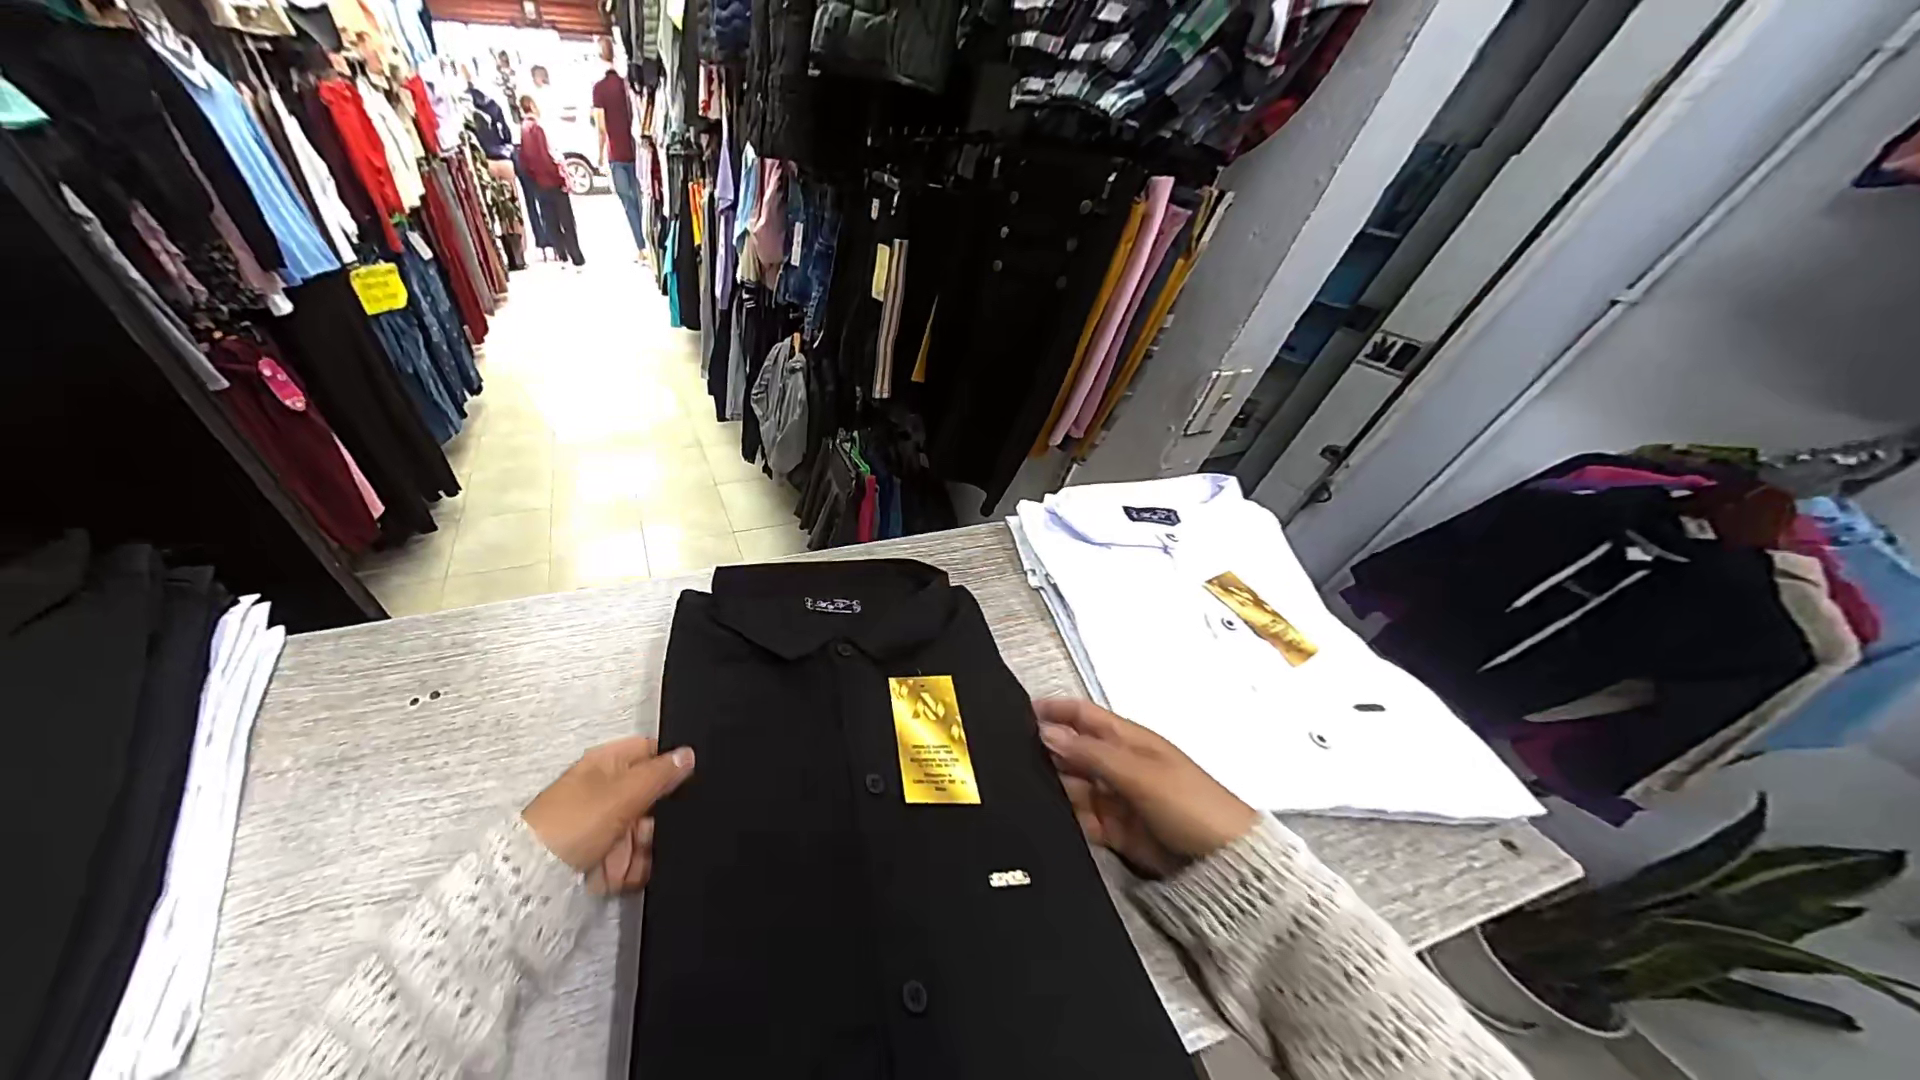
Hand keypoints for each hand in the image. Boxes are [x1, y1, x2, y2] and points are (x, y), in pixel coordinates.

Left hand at [523, 736, 694, 892]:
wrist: (532, 883)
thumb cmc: (571, 824)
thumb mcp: (623, 791)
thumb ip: (660, 772)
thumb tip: (687, 754)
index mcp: (607, 763)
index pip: (651, 752)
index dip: (668, 765)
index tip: (682, 782)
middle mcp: (607, 791)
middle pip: (654, 796)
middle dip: (658, 816)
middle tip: (647, 827)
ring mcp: (605, 825)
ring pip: (647, 830)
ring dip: (645, 845)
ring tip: (629, 854)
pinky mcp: (604, 857)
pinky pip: (635, 857)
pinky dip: (635, 865)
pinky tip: (624, 871)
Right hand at [1034, 699, 1257, 877]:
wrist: (1224, 864)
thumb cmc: (1190, 804)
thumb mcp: (1138, 772)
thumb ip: (1091, 752)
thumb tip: (1048, 731)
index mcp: (1127, 739)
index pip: (1082, 715)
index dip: (1054, 710)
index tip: (1019, 713)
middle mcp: (1117, 763)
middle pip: (1072, 750)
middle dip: (1045, 750)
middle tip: (1010, 756)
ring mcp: (1115, 796)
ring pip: (1072, 785)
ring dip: (1053, 786)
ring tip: (1021, 789)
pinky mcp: (1114, 829)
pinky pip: (1080, 817)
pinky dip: (1065, 817)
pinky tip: (1045, 817)